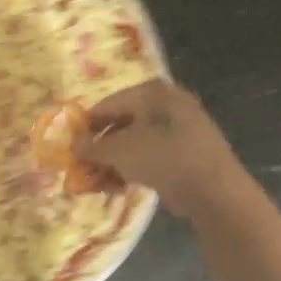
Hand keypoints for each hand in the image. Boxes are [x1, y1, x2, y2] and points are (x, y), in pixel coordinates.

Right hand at [76, 81, 244, 218]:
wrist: (211, 187)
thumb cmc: (161, 157)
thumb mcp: (118, 151)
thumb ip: (92, 146)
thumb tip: (73, 144)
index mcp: (151, 93)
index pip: (107, 105)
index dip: (85, 126)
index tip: (70, 147)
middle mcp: (166, 104)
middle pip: (120, 124)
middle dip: (99, 149)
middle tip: (82, 168)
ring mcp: (178, 128)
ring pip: (134, 143)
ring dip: (112, 163)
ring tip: (97, 183)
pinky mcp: (183, 151)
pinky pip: (149, 156)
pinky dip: (131, 168)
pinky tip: (118, 187)